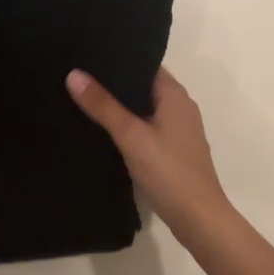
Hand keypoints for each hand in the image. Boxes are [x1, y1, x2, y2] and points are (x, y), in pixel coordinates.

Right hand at [67, 67, 230, 234]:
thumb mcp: (131, 136)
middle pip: (143, 86)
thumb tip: (74, 74)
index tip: (89, 55)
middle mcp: (180, 106)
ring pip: (145, 108)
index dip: (118, 59)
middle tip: (79, 76)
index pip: (143, 64)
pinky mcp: (175, 150)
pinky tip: (106, 132)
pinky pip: (148, 127)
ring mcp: (179, 129)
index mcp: (174, 94)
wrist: (199, 220)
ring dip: (122, 106)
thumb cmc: (168, 171)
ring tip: (86, 99)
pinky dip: (130, 125)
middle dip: (115, 83)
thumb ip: (103, 106)